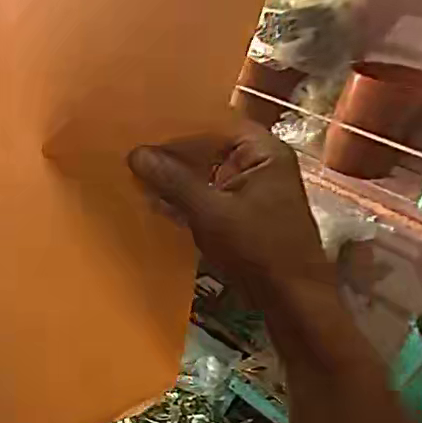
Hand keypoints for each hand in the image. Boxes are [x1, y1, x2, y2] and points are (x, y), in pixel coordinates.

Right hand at [127, 125, 334, 313]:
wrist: (290, 297)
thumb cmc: (258, 248)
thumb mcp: (210, 212)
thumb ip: (173, 181)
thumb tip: (135, 153)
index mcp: (263, 151)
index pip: (214, 124)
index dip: (178, 127)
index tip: (141, 130)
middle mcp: (259, 163)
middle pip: (207, 148)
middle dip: (171, 155)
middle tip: (131, 152)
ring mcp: (249, 189)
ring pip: (204, 173)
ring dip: (174, 178)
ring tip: (135, 175)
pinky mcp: (239, 212)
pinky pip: (206, 195)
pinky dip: (184, 198)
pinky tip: (154, 202)